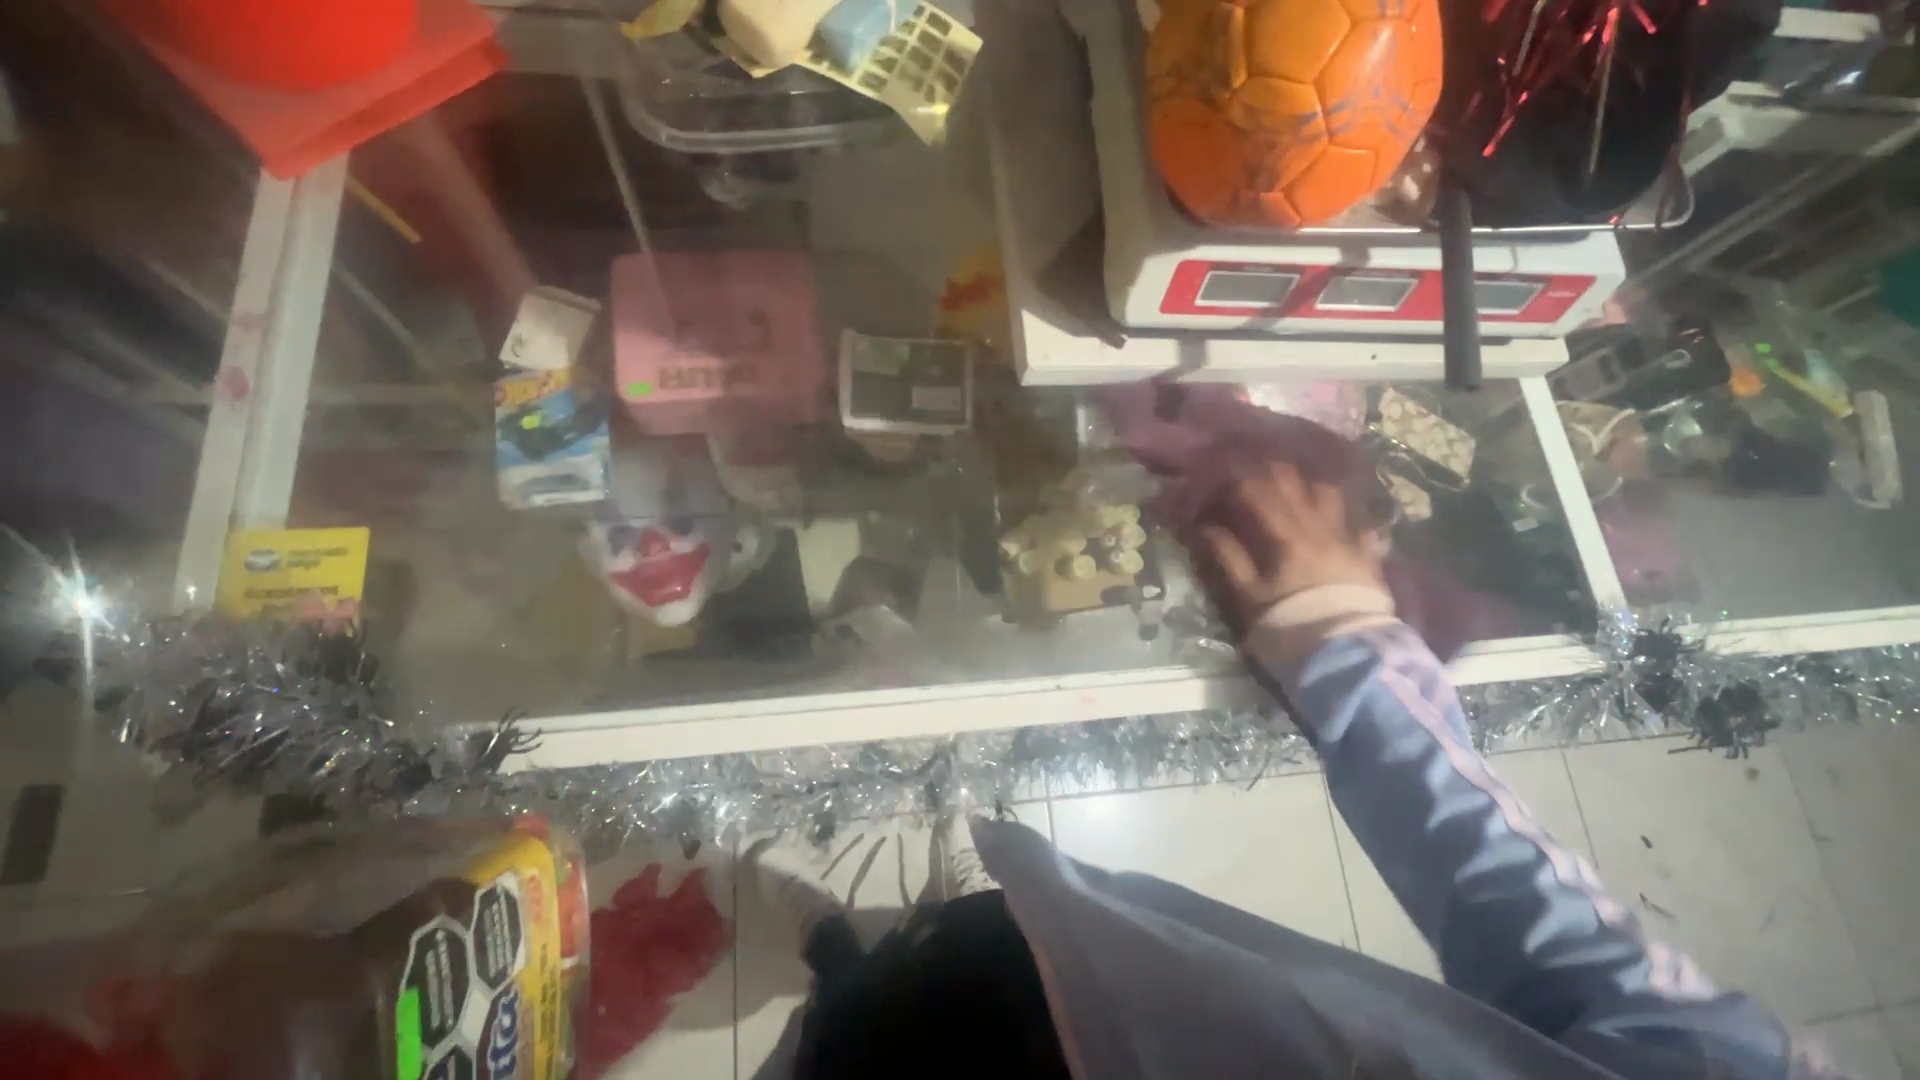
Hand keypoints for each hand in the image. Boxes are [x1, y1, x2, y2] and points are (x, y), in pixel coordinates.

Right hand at [1187, 460, 1383, 634]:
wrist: (1348, 657)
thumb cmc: (1290, 627)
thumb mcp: (1248, 597)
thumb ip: (1227, 556)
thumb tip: (1205, 525)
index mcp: (1285, 534)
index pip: (1256, 489)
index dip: (1233, 476)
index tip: (1216, 473)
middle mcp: (1318, 525)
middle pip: (1292, 481)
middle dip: (1267, 468)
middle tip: (1249, 465)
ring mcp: (1347, 536)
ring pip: (1328, 491)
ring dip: (1306, 481)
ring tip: (1292, 482)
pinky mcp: (1367, 553)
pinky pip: (1357, 519)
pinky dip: (1342, 511)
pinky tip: (1336, 515)